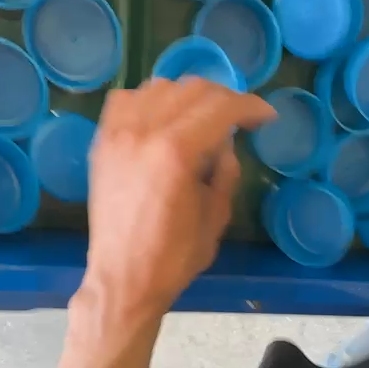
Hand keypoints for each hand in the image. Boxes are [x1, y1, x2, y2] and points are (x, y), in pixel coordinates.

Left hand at [84, 79, 273, 320]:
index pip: (221, 107)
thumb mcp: (216, 216)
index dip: (250, 107)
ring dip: (189, 97)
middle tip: (240, 119)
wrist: (123, 279)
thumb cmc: (174, 258)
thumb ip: (225, 171)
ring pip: (160, 87)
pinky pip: (128, 100)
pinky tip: (164, 120)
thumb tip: (225, 143)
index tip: (266, 116)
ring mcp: (118, 133)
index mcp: (176, 152)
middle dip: (224, 99)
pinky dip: (152, 101)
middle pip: (192, 89)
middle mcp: (143, 131)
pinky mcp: (103, 142)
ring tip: (203, 119)